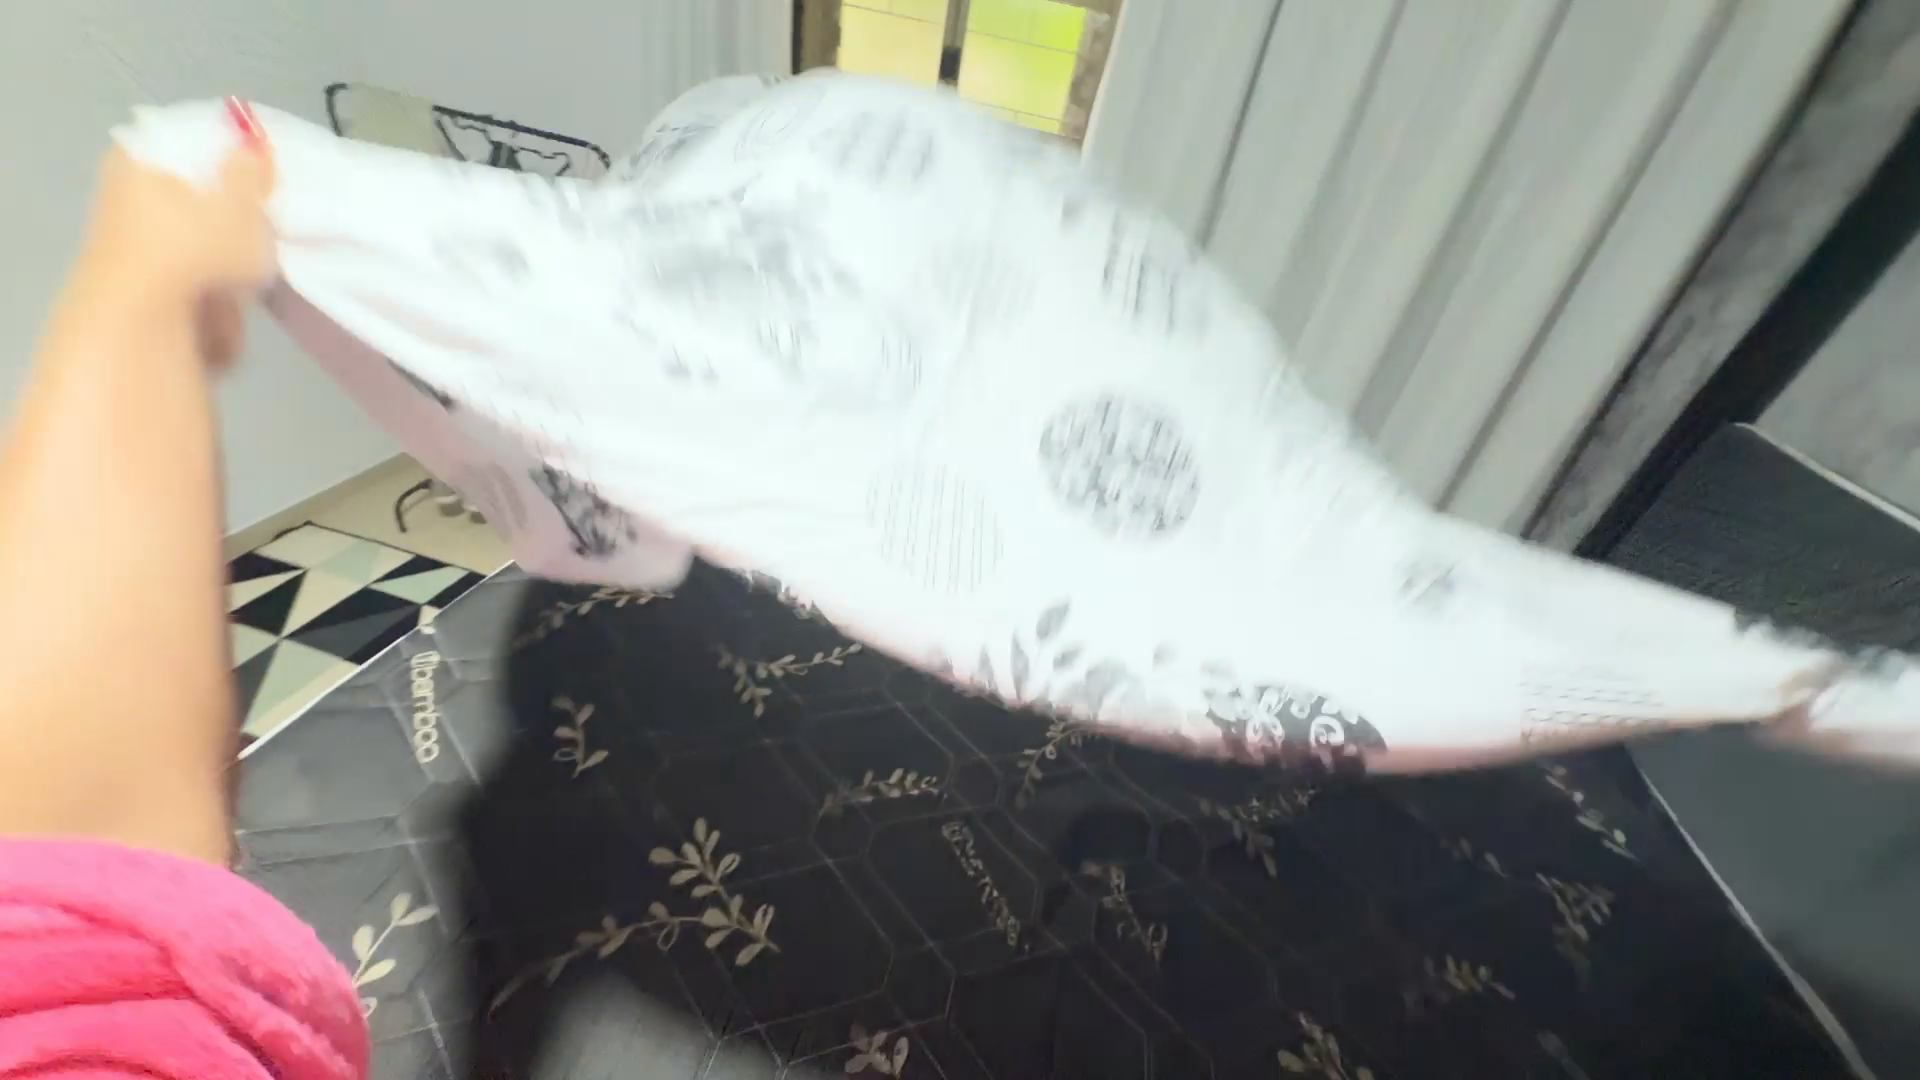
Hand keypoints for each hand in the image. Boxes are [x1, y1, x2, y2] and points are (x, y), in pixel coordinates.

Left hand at [71, 100, 276, 367]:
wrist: (160, 320)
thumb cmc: (196, 249)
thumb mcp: (239, 201)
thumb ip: (250, 168)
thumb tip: (250, 129)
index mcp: (139, 160)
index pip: (195, 139)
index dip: (240, 149)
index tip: (283, 164)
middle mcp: (135, 191)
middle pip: (205, 184)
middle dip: (247, 196)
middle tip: (294, 203)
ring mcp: (151, 237)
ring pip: (213, 224)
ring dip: (247, 233)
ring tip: (292, 238)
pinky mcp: (172, 275)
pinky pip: (216, 256)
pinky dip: (241, 260)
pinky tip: (272, 267)